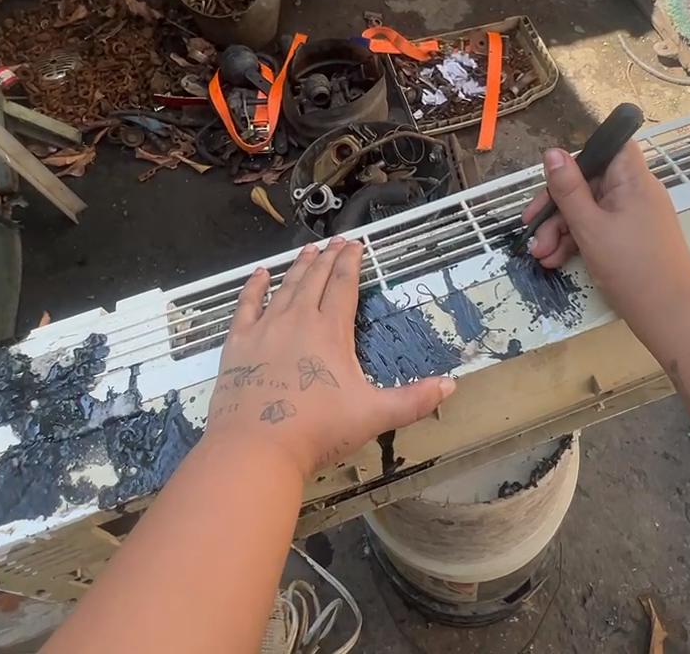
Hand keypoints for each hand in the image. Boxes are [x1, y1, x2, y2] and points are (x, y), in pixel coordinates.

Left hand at [204, 238, 455, 478]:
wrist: (257, 448)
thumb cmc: (318, 431)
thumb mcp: (373, 416)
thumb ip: (413, 400)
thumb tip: (450, 385)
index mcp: (330, 330)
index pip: (343, 285)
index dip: (351, 263)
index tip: (356, 245)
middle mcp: (297, 319)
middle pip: (315, 279)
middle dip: (328, 258)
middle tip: (336, 241)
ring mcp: (265, 328)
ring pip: (285, 287)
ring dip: (298, 267)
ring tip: (307, 250)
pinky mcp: (238, 343)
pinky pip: (246, 305)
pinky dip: (253, 287)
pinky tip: (259, 275)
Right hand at [521, 142, 689, 320]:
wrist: (671, 316)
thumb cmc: (631, 267)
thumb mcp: (589, 227)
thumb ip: (568, 189)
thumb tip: (552, 152)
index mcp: (632, 180)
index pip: (610, 145)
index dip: (581, 155)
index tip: (555, 178)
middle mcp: (635, 191)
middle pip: (589, 181)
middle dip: (557, 206)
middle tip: (532, 229)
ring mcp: (633, 216)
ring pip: (589, 208)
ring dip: (561, 229)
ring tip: (541, 256)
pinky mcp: (631, 237)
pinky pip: (598, 227)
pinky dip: (577, 240)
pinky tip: (555, 260)